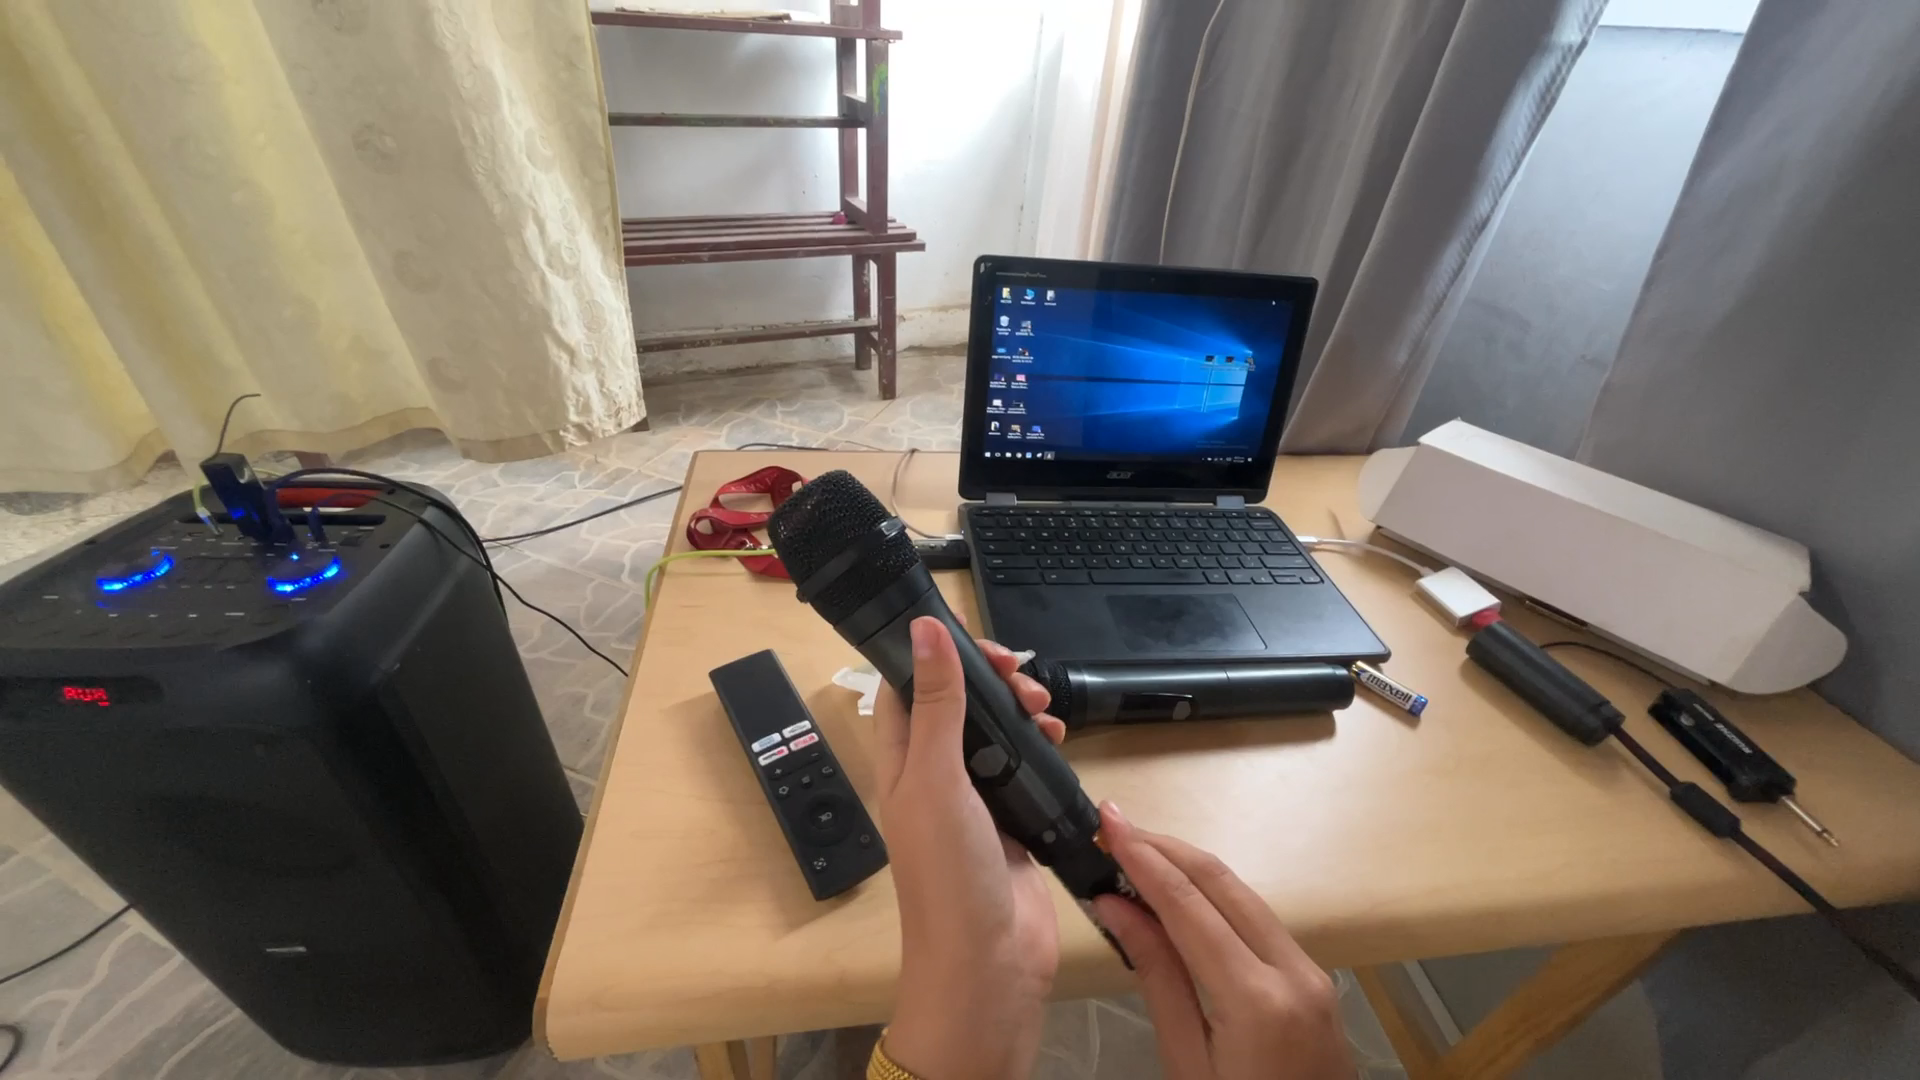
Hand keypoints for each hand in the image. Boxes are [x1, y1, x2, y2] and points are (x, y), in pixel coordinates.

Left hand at [875, 617, 1067, 1079]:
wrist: (990, 963)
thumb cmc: (949, 869)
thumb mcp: (937, 777)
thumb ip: (937, 703)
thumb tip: (923, 629)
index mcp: (903, 760)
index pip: (910, 688)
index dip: (936, 655)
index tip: (978, 640)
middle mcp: (936, 773)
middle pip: (959, 704)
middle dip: (990, 680)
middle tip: (1022, 674)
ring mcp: (976, 798)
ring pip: (996, 732)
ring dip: (1019, 709)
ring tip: (1046, 708)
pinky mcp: (1012, 818)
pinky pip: (1025, 766)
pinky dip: (1041, 744)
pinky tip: (1059, 739)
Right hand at [1094, 804, 1350, 1079]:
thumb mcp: (1187, 1063)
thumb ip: (1156, 975)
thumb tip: (1114, 902)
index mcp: (1259, 999)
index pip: (1188, 905)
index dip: (1143, 857)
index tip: (1108, 821)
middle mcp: (1294, 969)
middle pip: (1221, 882)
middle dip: (1164, 846)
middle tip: (1115, 825)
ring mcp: (1310, 970)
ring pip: (1241, 892)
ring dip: (1186, 864)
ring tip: (1136, 848)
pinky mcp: (1313, 976)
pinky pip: (1255, 916)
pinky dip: (1212, 893)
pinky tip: (1178, 889)